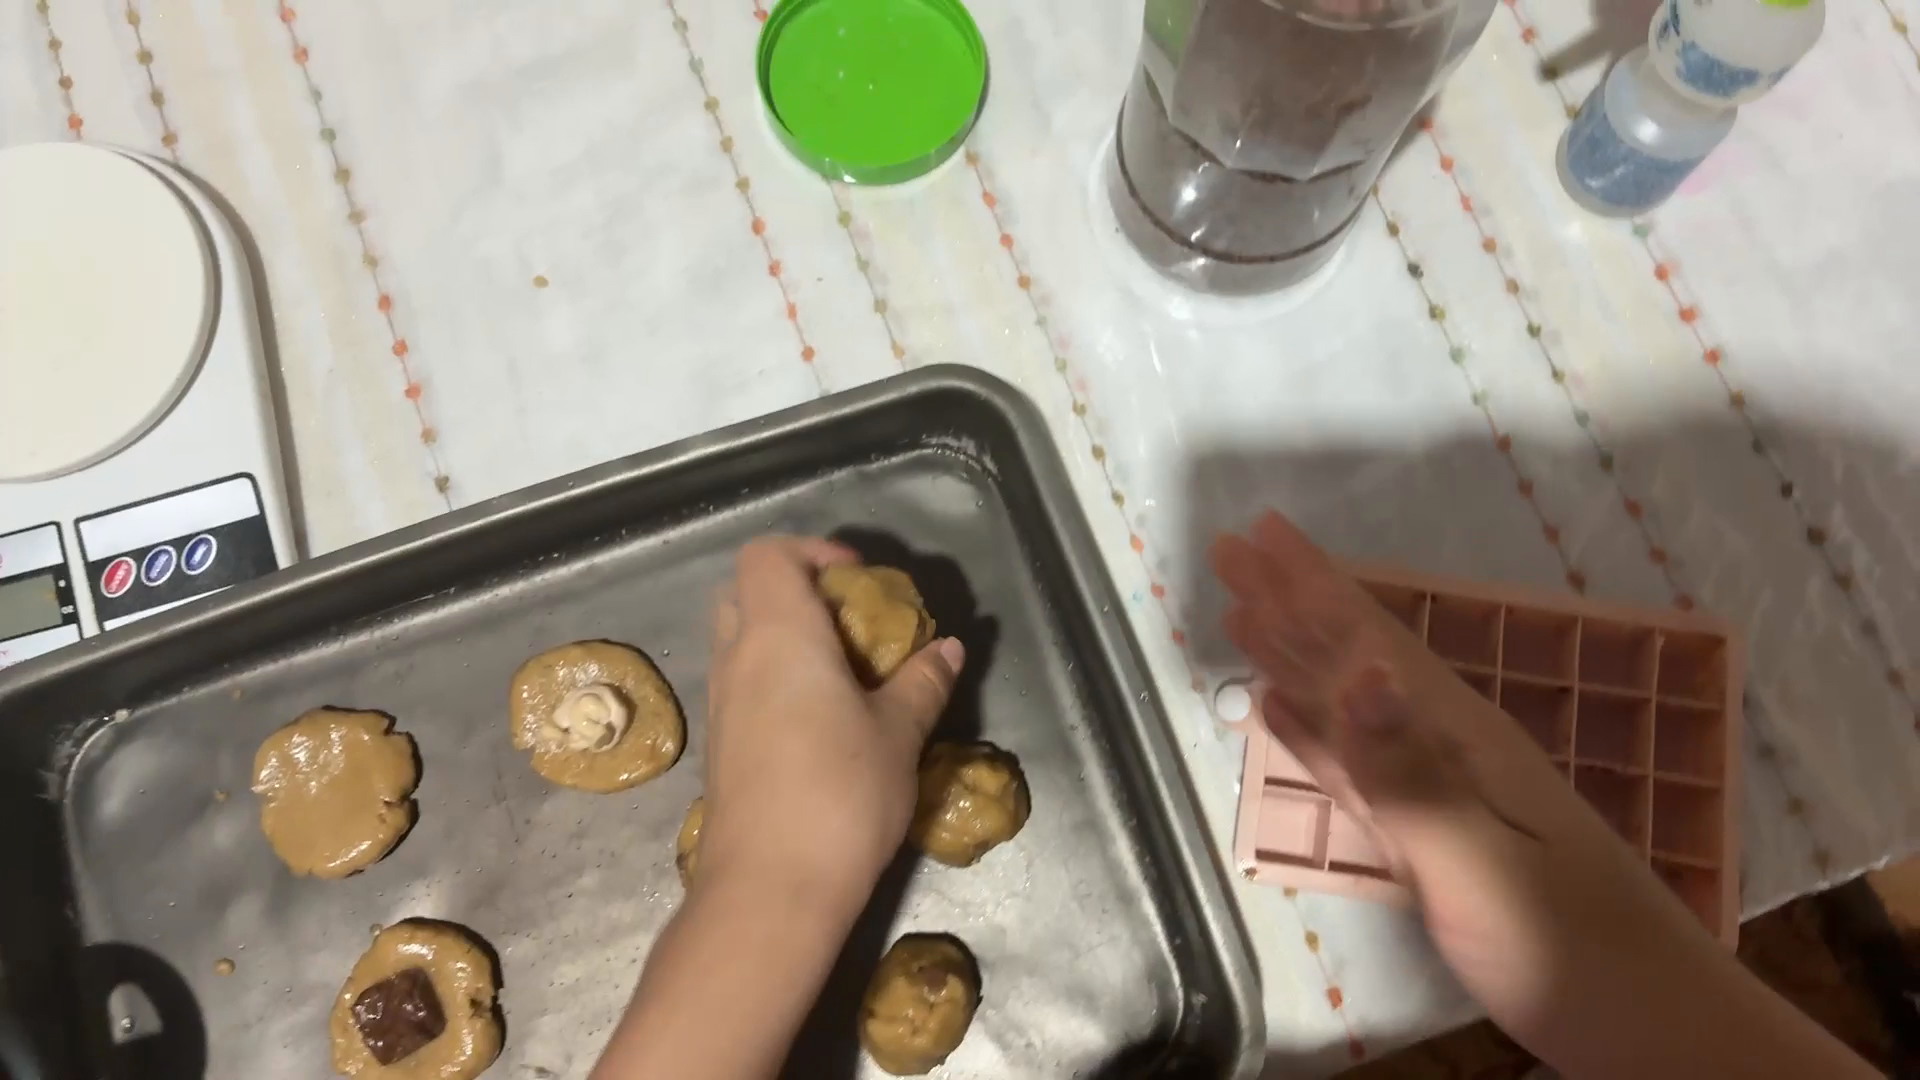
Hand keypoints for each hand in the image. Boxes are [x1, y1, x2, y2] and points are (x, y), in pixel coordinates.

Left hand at [700, 537, 965, 912]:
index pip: (769, 555)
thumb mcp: (898, 733)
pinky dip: (773, 671)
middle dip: (796, 589)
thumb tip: (950, 649)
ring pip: (739, 634)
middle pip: (746, 588)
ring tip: (840, 666)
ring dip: (784, 632)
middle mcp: (739, 656)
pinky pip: (740, 677)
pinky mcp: (721, 741)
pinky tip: (818, 713)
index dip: (813, 551)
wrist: (770, 891)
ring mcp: (722, 700)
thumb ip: (923, 681)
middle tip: (847, 618)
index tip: (859, 579)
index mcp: (780, 634)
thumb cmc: (841, 795)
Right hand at [1212, 513, 1736, 1059]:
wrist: (1648, 1030)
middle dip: (1285, 596)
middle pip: (1342, 650)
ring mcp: (1420, 780)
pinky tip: (1277, 705)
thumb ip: (1412, 771)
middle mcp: (1430, 739)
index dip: (1310, 580)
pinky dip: (1305, 726)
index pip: (1363, 635)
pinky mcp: (1411, 822)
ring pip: (1336, 696)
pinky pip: (1341, 755)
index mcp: (1450, 730)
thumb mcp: (1487, 861)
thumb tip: (1360, 672)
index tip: (1260, 530)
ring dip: (1287, 649)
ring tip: (1241, 610)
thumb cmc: (1570, 947)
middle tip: (1230, 550)